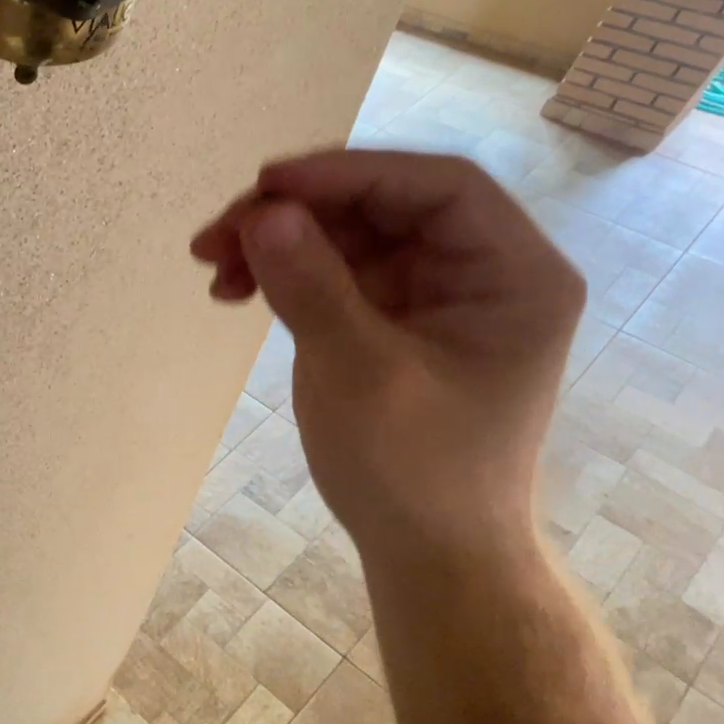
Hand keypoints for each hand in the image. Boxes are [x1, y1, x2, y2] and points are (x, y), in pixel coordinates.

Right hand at [192, 151, 586, 566]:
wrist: (426, 549)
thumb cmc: (412, 468)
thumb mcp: (358, 372)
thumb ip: (311, 286)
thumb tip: (261, 213)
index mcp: (513, 275)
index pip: (436, 187)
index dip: (349, 173)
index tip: (265, 186)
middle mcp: (477, 273)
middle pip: (380, 207)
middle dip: (294, 213)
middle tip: (215, 235)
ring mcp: (428, 297)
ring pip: (345, 237)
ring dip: (275, 242)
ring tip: (209, 265)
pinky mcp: (386, 322)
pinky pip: (330, 274)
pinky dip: (280, 274)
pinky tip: (232, 290)